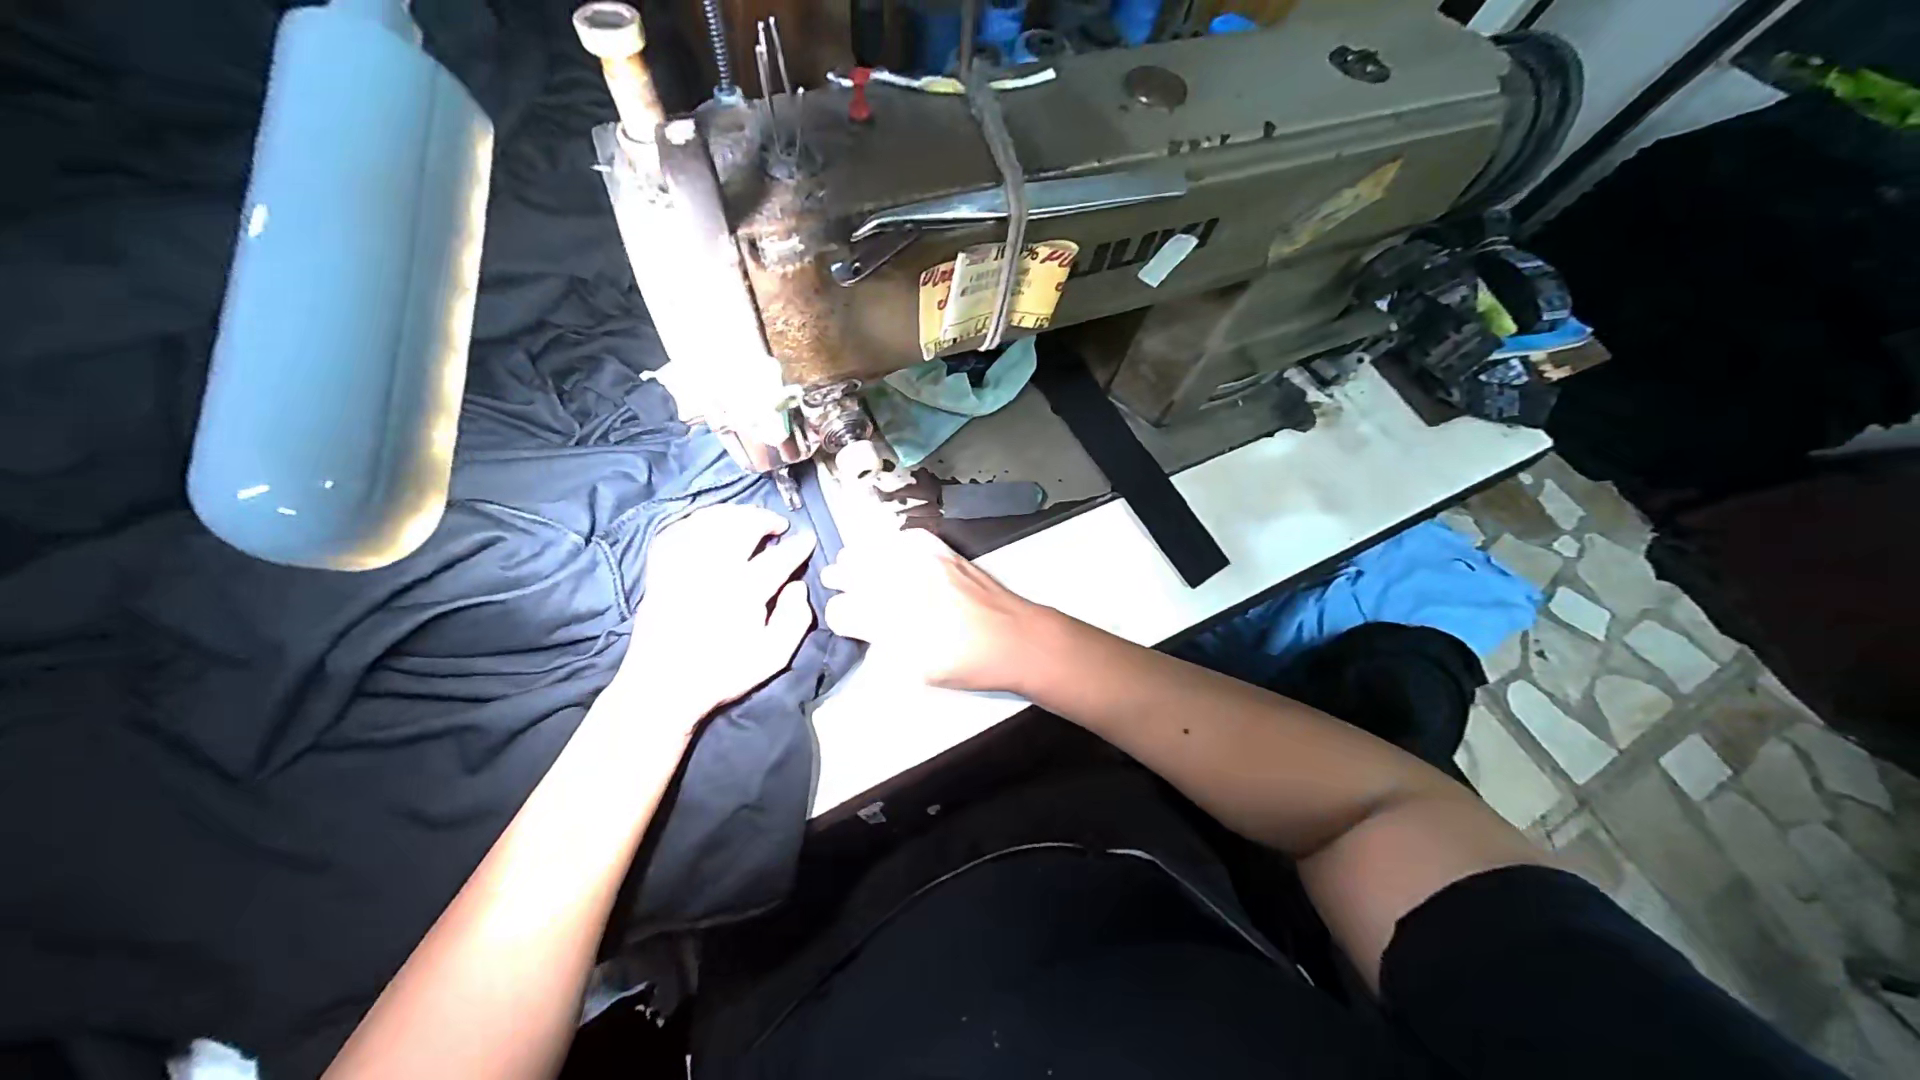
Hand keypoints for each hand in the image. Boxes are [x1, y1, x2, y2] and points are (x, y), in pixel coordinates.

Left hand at [622, 505, 815, 725]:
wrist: (662, 686)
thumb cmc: (721, 673)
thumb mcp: (772, 657)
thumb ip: (795, 619)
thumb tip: (798, 586)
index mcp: (744, 591)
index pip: (779, 557)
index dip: (798, 545)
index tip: (807, 539)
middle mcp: (713, 569)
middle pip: (741, 526)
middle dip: (765, 519)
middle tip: (778, 525)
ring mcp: (682, 566)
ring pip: (709, 521)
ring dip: (733, 513)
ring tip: (746, 518)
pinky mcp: (659, 569)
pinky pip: (677, 531)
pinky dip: (695, 522)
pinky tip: (707, 526)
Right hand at [821, 527, 1049, 693]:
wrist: (1017, 638)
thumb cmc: (972, 662)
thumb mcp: (919, 671)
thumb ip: (886, 647)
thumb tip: (869, 629)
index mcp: (895, 621)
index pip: (843, 611)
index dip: (840, 616)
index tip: (846, 619)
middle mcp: (904, 586)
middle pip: (852, 570)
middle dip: (841, 579)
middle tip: (837, 584)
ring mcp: (924, 563)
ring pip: (874, 548)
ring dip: (859, 557)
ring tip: (853, 566)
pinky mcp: (943, 552)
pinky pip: (906, 537)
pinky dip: (892, 544)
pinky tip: (890, 553)